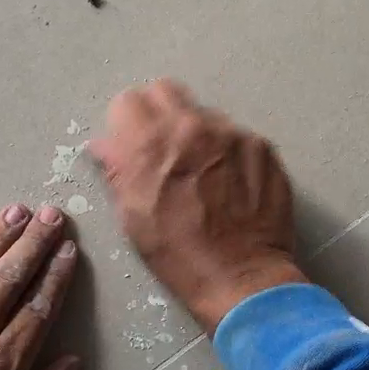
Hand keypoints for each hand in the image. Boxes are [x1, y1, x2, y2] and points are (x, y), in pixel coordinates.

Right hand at [91, 79, 308, 333]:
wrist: (240, 278)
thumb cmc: (177, 256)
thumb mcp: (132, 218)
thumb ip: (117, 172)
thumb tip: (105, 145)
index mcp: (149, 144)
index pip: (127, 101)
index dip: (126, 125)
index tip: (132, 147)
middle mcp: (191, 126)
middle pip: (165, 91)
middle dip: (158, 115)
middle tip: (164, 150)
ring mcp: (232, 133)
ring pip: (203, 113)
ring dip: (196, 133)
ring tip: (202, 174)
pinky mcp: (262, 146)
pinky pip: (235, 135)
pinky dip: (227, 152)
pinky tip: (230, 185)